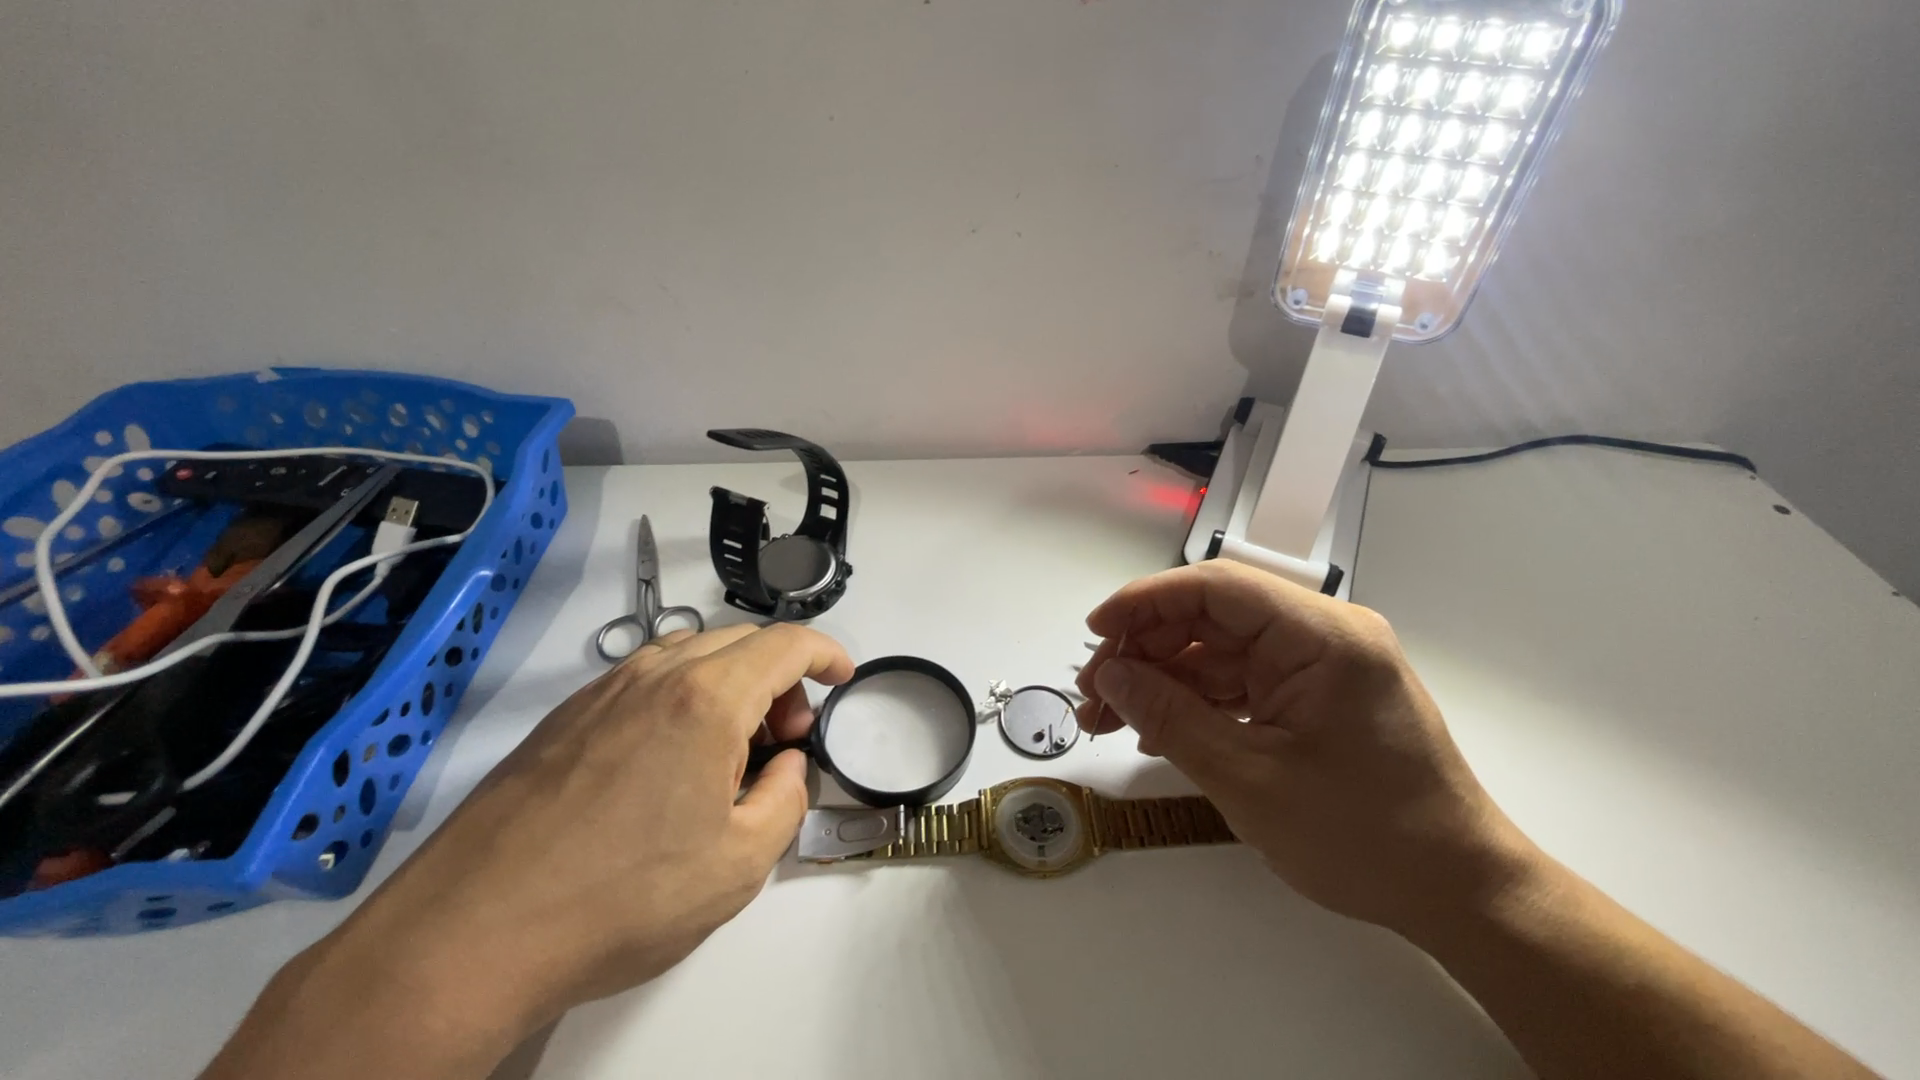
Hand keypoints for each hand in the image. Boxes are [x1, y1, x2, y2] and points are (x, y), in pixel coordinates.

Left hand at [205, 624, 853, 1079]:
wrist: (474, 930)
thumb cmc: (623, 897)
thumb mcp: (741, 863)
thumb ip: (787, 798)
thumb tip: (785, 764)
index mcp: (706, 699)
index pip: (784, 643)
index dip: (825, 653)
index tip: (843, 678)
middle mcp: (653, 676)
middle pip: (738, 642)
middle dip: (781, 676)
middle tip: (787, 739)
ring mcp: (601, 692)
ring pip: (688, 657)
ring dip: (730, 684)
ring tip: (731, 752)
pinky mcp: (563, 718)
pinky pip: (643, 682)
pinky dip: (682, 698)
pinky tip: (671, 762)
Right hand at [1076, 560, 1534, 937]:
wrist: (1456, 892)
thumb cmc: (1362, 836)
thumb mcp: (1249, 778)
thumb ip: (1171, 716)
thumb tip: (1110, 674)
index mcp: (1322, 636)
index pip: (1217, 588)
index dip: (1146, 601)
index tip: (1095, 632)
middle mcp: (1324, 635)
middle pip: (1213, 618)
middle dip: (1146, 650)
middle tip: (1093, 694)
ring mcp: (1321, 666)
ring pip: (1219, 653)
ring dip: (1163, 681)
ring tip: (1107, 719)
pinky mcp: (1316, 696)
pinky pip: (1241, 684)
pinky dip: (1196, 703)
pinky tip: (1154, 731)